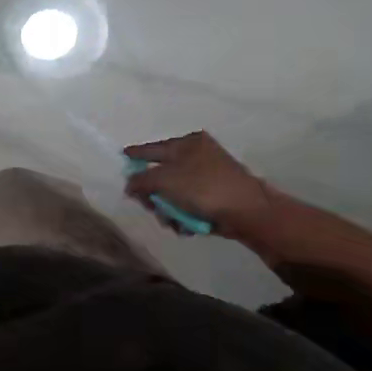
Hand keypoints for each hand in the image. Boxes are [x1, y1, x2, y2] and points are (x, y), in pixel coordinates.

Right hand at [124, 131, 275, 238]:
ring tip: (171, 221)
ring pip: (173, 192)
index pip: (151, 148)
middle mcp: (197, 155)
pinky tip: (184, 225)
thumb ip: (139, 180)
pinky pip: (189, 203)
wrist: (249, 212)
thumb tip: (130, 185)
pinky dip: (183, 215)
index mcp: (186, 144)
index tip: (122, 156)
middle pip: (160, 174)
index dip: (135, 154)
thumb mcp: (163, 180)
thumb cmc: (203, 188)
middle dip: (153, 194)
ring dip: (167, 209)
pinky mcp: (216, 195)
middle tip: (150, 206)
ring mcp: (209, 175)